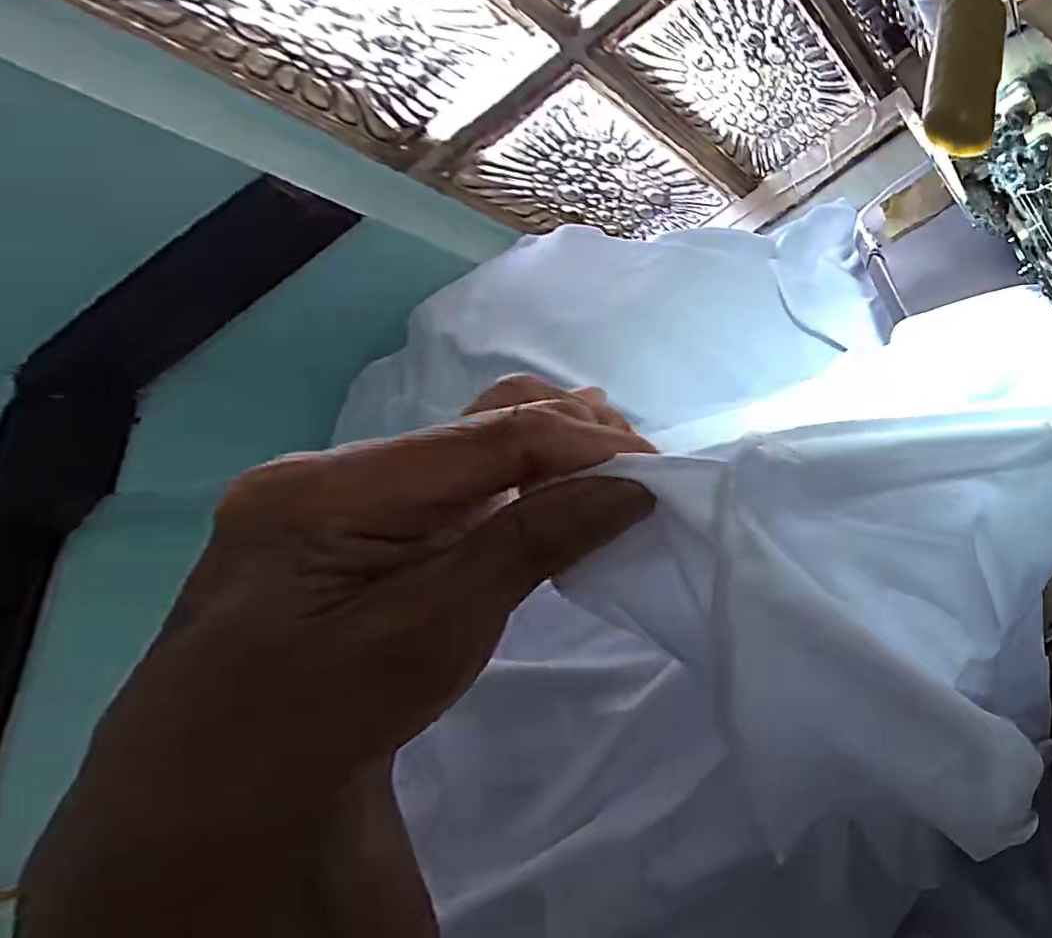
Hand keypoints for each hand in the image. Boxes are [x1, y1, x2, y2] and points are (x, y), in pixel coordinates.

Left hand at [22, 376, 655, 936]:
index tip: (660, 473)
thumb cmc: (318, 721)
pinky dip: (543, 475)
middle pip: (491, 416)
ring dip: (568, 449)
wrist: (227, 800)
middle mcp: (345, 469)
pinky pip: (484, 471)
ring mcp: (365, 489)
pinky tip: (578, 490)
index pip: (491, 436)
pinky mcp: (392, 514)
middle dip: (584, 435)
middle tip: (648, 476)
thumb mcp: (434, 632)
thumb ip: (533, 542)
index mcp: (329, 488)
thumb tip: (633, 487)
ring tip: (624, 478)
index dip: (588, 445)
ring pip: (491, 434)